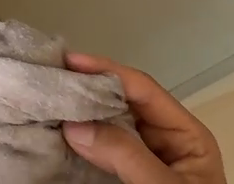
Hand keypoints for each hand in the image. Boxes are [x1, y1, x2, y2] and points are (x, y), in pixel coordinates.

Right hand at [61, 53, 225, 183]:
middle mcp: (162, 140)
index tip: (68, 61)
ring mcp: (141, 158)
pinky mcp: (121, 175)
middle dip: (87, 87)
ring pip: (106, 121)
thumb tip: (74, 123)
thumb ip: (126, 155)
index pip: (141, 88)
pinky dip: (78, 135)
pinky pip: (98, 147)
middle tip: (50, 74)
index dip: (105, 70)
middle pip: (121, 101)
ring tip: (48, 95)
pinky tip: (56, 127)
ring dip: (79, 110)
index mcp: (186, 136)